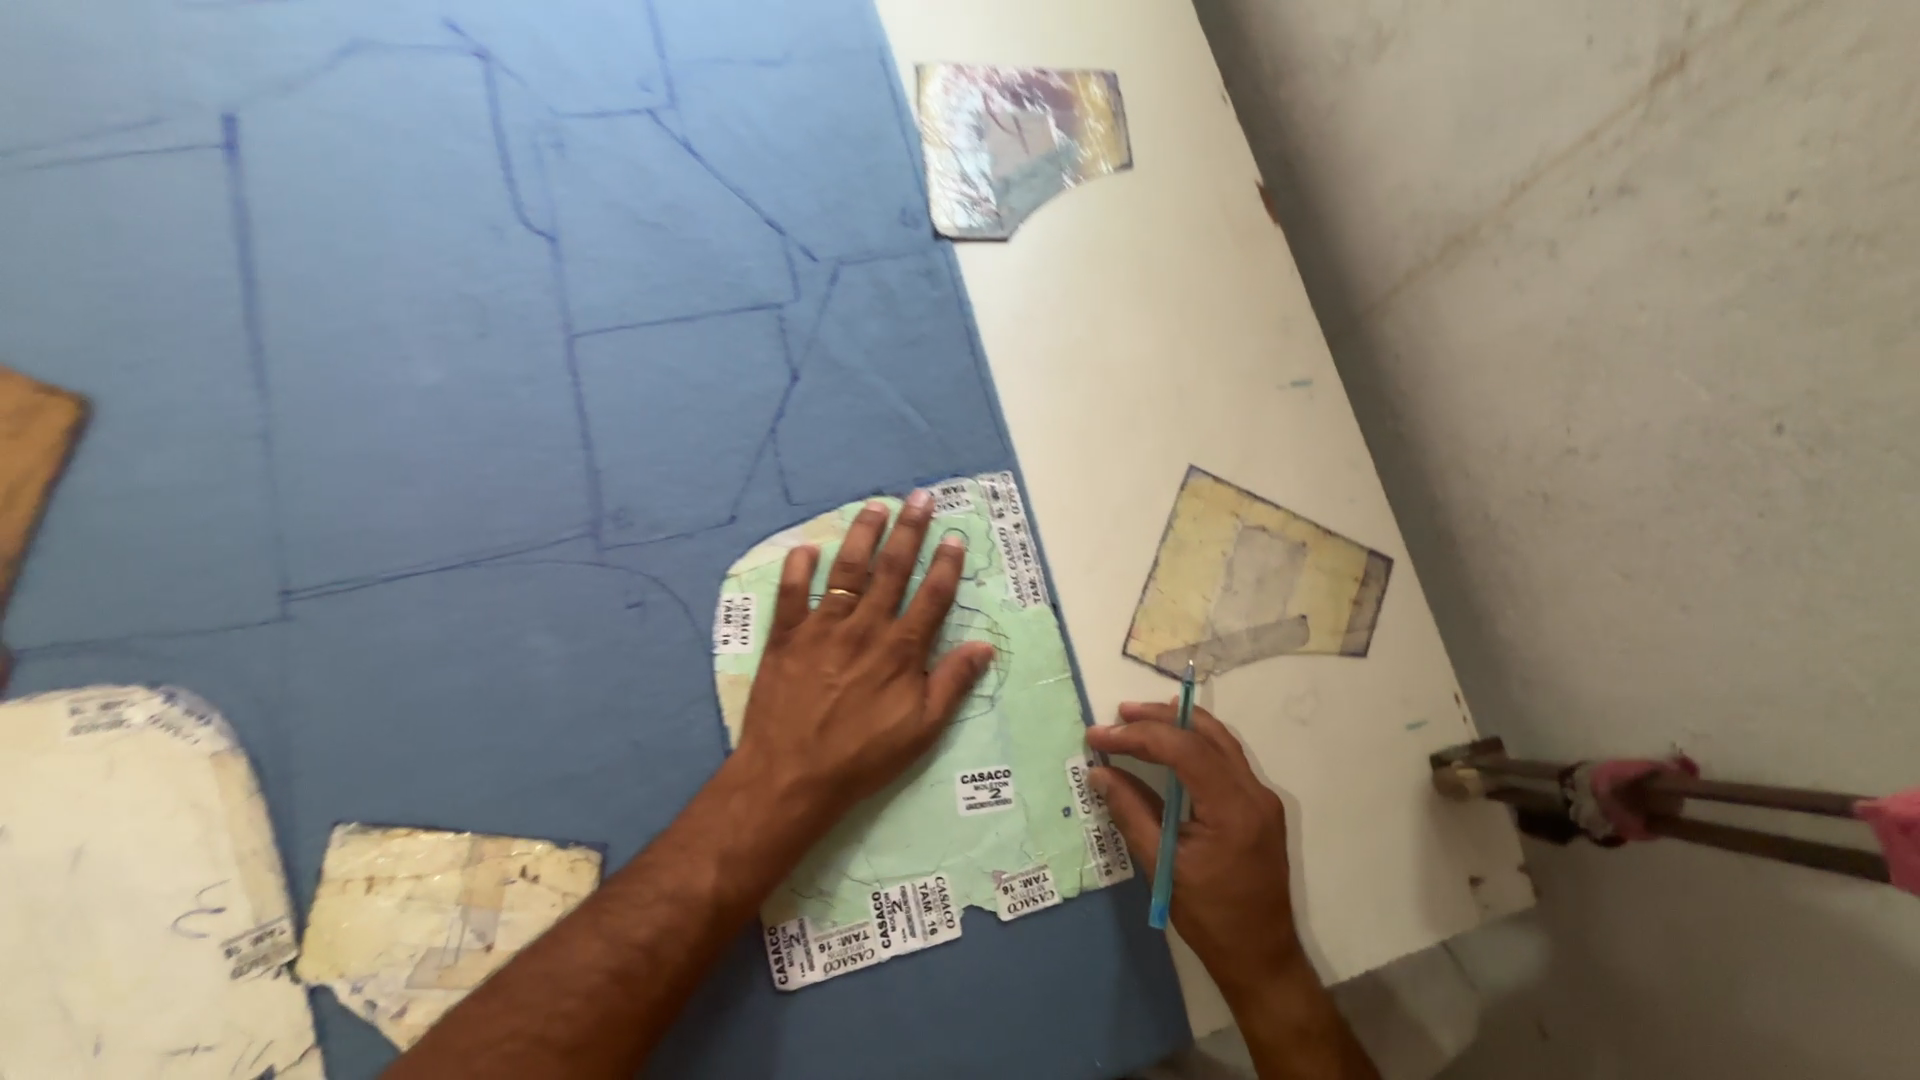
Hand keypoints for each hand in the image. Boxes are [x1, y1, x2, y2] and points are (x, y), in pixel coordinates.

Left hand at [731, 490, 994, 822]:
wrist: (791, 777)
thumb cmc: (862, 758)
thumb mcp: (922, 731)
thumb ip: (952, 683)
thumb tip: (985, 646)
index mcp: (901, 650)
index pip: (932, 596)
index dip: (947, 564)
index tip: (955, 536)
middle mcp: (865, 628)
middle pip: (893, 569)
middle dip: (910, 530)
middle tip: (921, 498)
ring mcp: (822, 628)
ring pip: (846, 570)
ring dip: (863, 535)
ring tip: (875, 507)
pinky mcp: (786, 637)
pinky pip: (791, 592)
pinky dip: (798, 567)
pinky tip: (806, 547)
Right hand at [1087, 703, 1303, 994]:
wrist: (1261, 956)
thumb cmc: (1210, 918)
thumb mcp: (1162, 866)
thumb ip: (1130, 812)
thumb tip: (1098, 772)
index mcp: (1233, 810)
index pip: (1184, 750)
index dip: (1139, 736)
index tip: (1099, 736)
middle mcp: (1255, 794)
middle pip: (1205, 735)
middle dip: (1158, 719)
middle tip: (1118, 715)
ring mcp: (1262, 798)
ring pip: (1220, 740)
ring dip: (1179, 724)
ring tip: (1138, 718)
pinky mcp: (1259, 806)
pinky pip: (1226, 758)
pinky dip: (1196, 742)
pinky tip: (1173, 741)